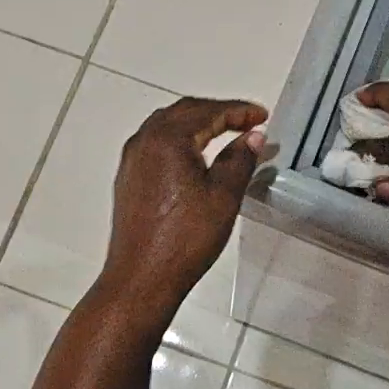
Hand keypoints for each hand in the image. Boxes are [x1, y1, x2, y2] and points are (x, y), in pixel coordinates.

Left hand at [101, 96, 269, 309]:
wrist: (143, 277)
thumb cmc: (182, 241)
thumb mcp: (224, 196)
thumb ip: (240, 160)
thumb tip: (252, 138)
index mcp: (167, 139)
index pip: (209, 112)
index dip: (239, 111)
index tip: (259, 116)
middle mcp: (144, 142)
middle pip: (185, 112)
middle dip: (218, 112)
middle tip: (247, 121)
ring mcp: (132, 160)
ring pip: (167, 126)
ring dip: (197, 123)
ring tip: (225, 133)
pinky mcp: (129, 179)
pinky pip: (156, 144)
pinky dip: (180, 140)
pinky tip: (195, 156)